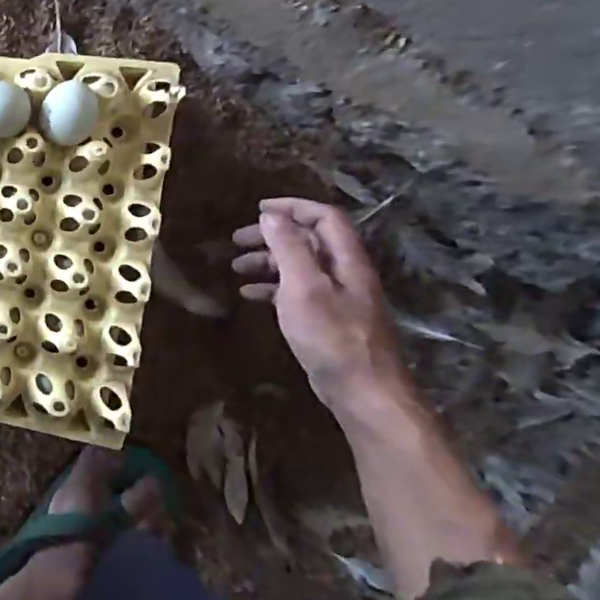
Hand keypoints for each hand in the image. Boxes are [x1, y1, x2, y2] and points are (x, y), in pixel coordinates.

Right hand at [231, 198, 407, 414]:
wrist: (363, 391)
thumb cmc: (332, 336)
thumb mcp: (304, 287)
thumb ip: (289, 248)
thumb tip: (272, 215)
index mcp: (345, 260)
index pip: (324, 217)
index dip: (293, 207)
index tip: (257, 209)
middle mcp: (345, 273)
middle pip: (309, 240)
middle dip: (272, 234)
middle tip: (237, 240)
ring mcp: (338, 297)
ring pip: (300, 265)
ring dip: (268, 260)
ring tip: (237, 267)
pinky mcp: (327, 318)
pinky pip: (297, 290)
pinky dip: (272, 286)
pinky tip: (250, 294)